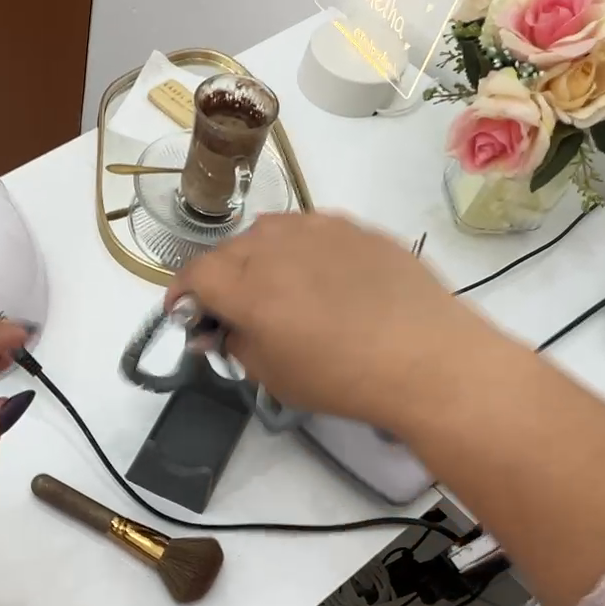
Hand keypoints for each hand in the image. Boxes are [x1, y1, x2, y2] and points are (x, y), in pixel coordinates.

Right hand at [170, 213, 491, 424]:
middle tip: (230, 312)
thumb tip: (210, 331)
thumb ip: (232, 346)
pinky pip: (308, 229)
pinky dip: (295, 249)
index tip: (184, 316)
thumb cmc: (339, 378)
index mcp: (247, 287)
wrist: (424, 357)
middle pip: (227, 251)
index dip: (181, 296)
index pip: (194, 275)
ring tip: (272, 290)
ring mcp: (318, 229)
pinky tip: (315, 278)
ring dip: (254, 258)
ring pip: (266, 232)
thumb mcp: (272, 375)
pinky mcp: (355, 227)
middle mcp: (275, 246)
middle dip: (217, 280)